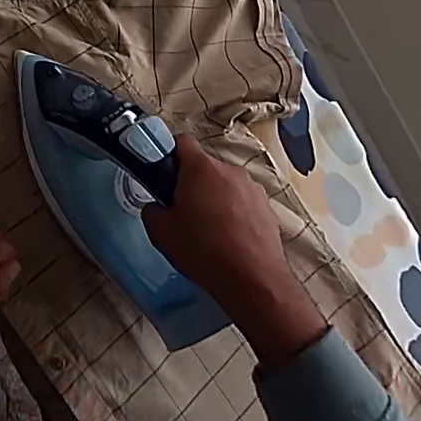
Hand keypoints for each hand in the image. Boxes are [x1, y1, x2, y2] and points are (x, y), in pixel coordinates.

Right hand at [142, 134, 324, 363]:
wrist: (252, 279)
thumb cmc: (202, 250)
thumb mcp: (161, 233)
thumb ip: (152, 211)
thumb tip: (157, 207)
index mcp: (201, 168)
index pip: (182, 141)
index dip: (169, 153)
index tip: (163, 173)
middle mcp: (230, 170)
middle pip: (204, 166)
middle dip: (192, 183)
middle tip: (181, 210)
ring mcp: (253, 188)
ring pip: (225, 184)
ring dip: (215, 197)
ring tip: (208, 229)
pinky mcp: (268, 208)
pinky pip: (243, 202)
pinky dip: (234, 213)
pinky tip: (229, 238)